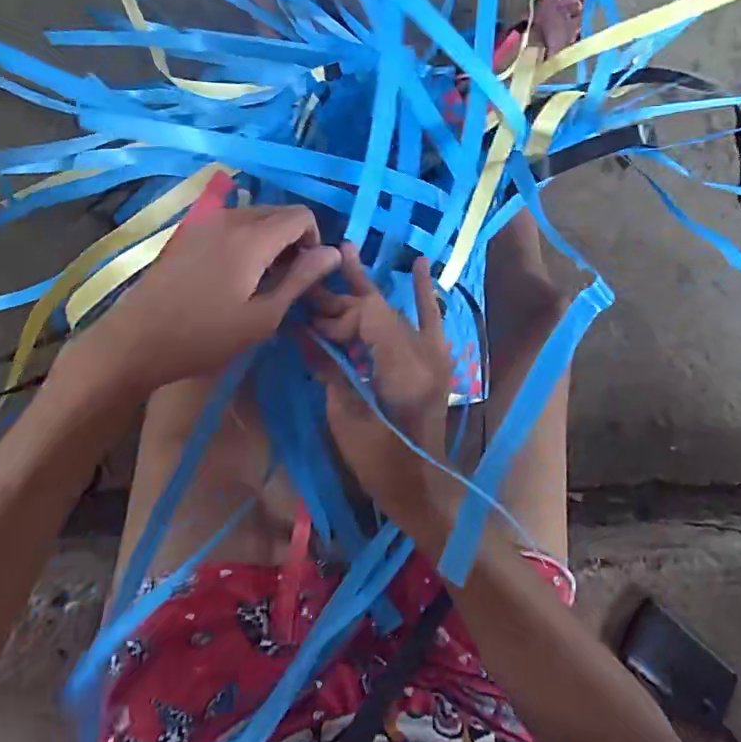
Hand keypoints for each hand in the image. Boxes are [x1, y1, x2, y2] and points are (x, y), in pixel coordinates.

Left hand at [66, 205, 341, 394]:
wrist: (136, 341)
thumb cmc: (204, 337)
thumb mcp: (262, 317)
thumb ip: (300, 280)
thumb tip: (334, 253)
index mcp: (251, 237)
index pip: (301, 215)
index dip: (314, 241)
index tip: (305, 275)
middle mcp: (228, 218)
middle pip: (278, 212)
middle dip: (293, 240)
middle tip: (285, 282)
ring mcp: (203, 221)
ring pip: (254, 216)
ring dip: (269, 240)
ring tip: (259, 281)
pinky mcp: (187, 232)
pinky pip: (230, 223)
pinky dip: (244, 240)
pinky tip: (232, 275)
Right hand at [309, 247, 452, 512]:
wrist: (424, 487)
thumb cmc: (381, 463)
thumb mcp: (346, 417)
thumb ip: (329, 369)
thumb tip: (303, 334)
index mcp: (404, 368)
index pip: (370, 316)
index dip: (336, 315)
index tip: (309, 327)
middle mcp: (425, 353)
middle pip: (380, 311)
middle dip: (342, 301)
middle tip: (310, 287)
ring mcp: (436, 355)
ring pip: (396, 311)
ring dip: (367, 292)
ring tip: (347, 253)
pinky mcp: (437, 361)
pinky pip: (431, 319)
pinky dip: (423, 292)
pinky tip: (420, 263)